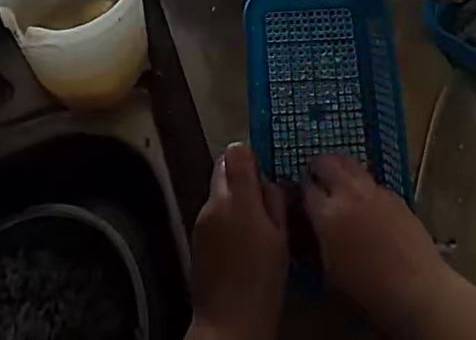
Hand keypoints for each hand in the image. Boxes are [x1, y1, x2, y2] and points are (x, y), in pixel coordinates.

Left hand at [189, 143, 287, 339]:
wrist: (227, 326)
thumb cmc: (263, 282)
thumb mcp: (281, 237)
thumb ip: (274, 200)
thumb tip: (267, 182)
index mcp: (239, 200)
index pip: (237, 153)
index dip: (250, 156)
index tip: (263, 172)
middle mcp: (214, 203)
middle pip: (223, 166)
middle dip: (240, 172)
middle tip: (260, 196)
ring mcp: (200, 220)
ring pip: (217, 189)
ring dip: (232, 194)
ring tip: (252, 223)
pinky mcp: (194, 238)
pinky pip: (211, 211)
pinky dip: (224, 214)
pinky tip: (237, 240)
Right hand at [303, 153, 447, 325]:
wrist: (416, 290)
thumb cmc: (367, 293)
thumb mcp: (329, 276)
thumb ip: (317, 244)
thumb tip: (312, 229)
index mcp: (327, 215)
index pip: (306, 189)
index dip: (301, 191)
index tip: (300, 197)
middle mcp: (349, 193)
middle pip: (327, 163)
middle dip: (318, 166)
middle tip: (315, 175)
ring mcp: (373, 190)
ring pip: (351, 164)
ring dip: (340, 167)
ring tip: (338, 178)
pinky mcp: (394, 194)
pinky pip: (372, 180)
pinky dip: (363, 183)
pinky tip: (365, 199)